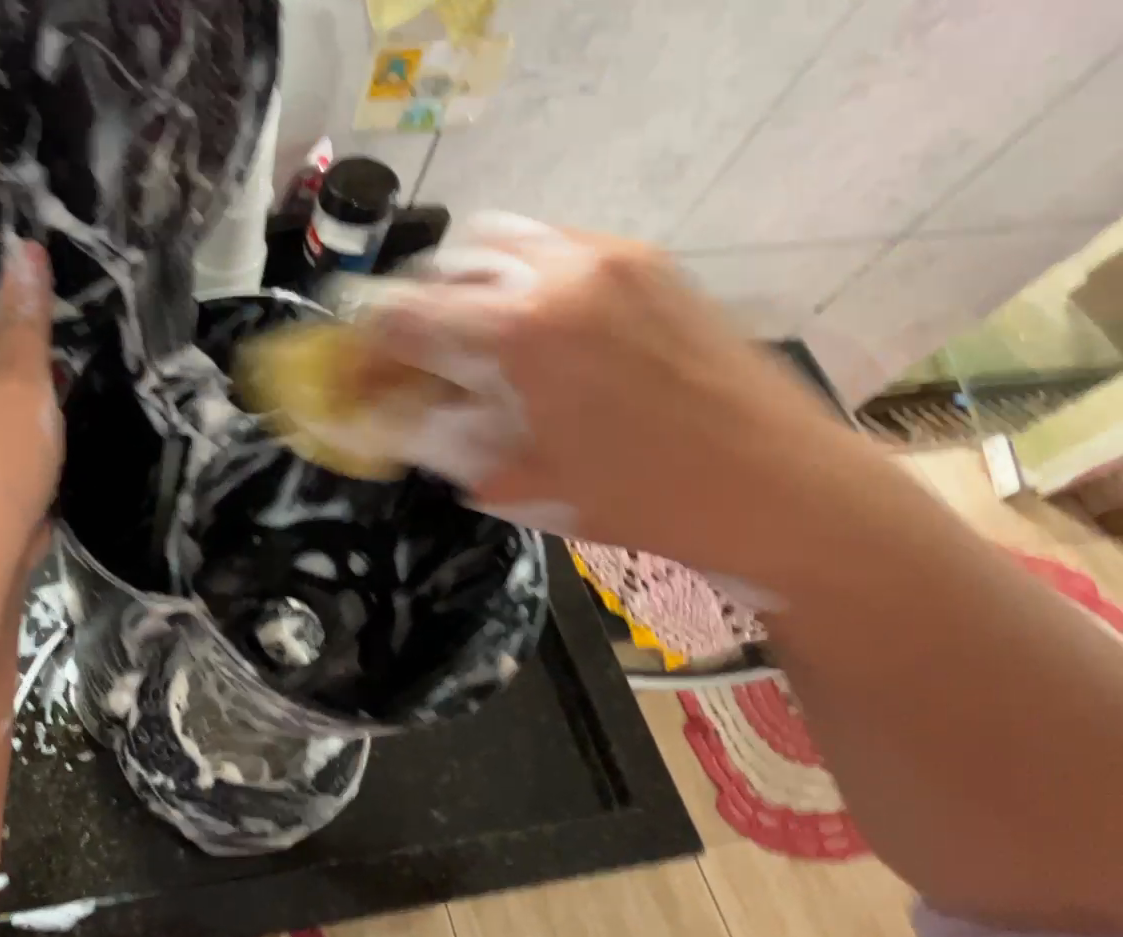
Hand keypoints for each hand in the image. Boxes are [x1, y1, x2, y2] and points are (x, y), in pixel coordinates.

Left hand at [0, 237, 60, 571]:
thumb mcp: (18, 385)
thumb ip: (24, 318)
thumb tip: (25, 250)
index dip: (4, 267)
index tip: (51, 248)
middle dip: (27, 313)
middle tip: (79, 285)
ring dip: (35, 353)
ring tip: (80, 324)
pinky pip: (6, 392)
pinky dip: (34, 386)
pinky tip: (68, 373)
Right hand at [370, 212, 871, 577]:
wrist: (780, 490)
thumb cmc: (638, 500)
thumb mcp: (516, 480)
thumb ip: (437, 438)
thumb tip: (378, 418)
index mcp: (522, 328)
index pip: (405, 315)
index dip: (363, 344)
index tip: (350, 369)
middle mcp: (560, 270)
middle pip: (449, 263)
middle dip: (414, 308)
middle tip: (409, 357)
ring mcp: (611, 256)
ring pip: (504, 243)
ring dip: (467, 285)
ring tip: (468, 337)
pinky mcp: (649, 262)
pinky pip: (557, 249)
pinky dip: (521, 279)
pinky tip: (533, 330)